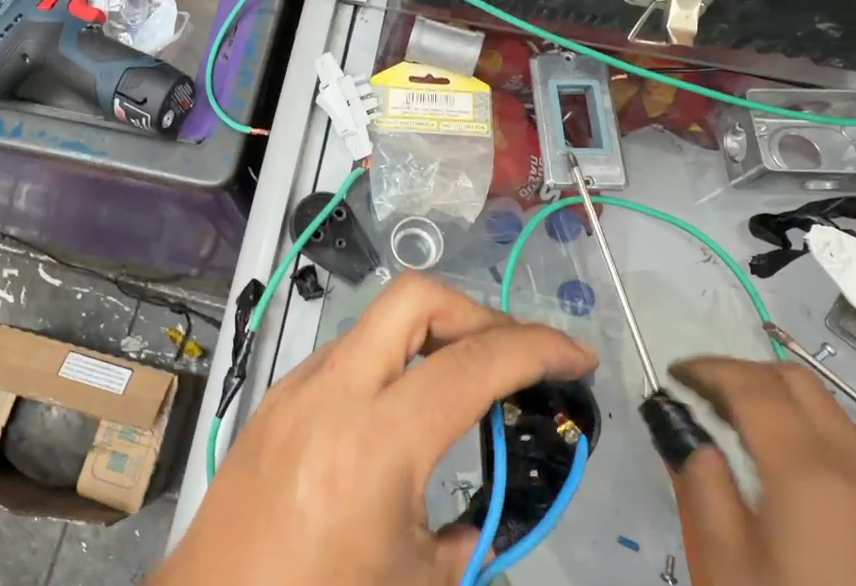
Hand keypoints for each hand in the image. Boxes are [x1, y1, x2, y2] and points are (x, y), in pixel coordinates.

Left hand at [153, 274, 596, 585]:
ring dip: (433, 335)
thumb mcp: (417, 580)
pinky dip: (392, 362)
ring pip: (378, 321)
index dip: (538, 348)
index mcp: (376, 442)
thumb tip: (493, 500)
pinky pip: (348, 353)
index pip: (472, 364)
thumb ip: (470, 529)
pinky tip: (404, 409)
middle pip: (414, 297)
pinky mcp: (278, 395)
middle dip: (477, 313)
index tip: (577, 358)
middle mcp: (333, 391)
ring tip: (467, 382)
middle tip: (513, 359)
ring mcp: (298, 385)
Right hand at [668, 358, 855, 585]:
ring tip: (737, 432)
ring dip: (781, 404)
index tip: (672, 375)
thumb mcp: (725, 565)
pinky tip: (789, 480)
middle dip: (745, 374)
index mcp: (807, 471)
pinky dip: (812, 438)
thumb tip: (686, 433)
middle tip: (701, 395)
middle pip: (800, 384)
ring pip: (833, 417)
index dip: (707, 369)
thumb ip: (701, 486)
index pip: (752, 385)